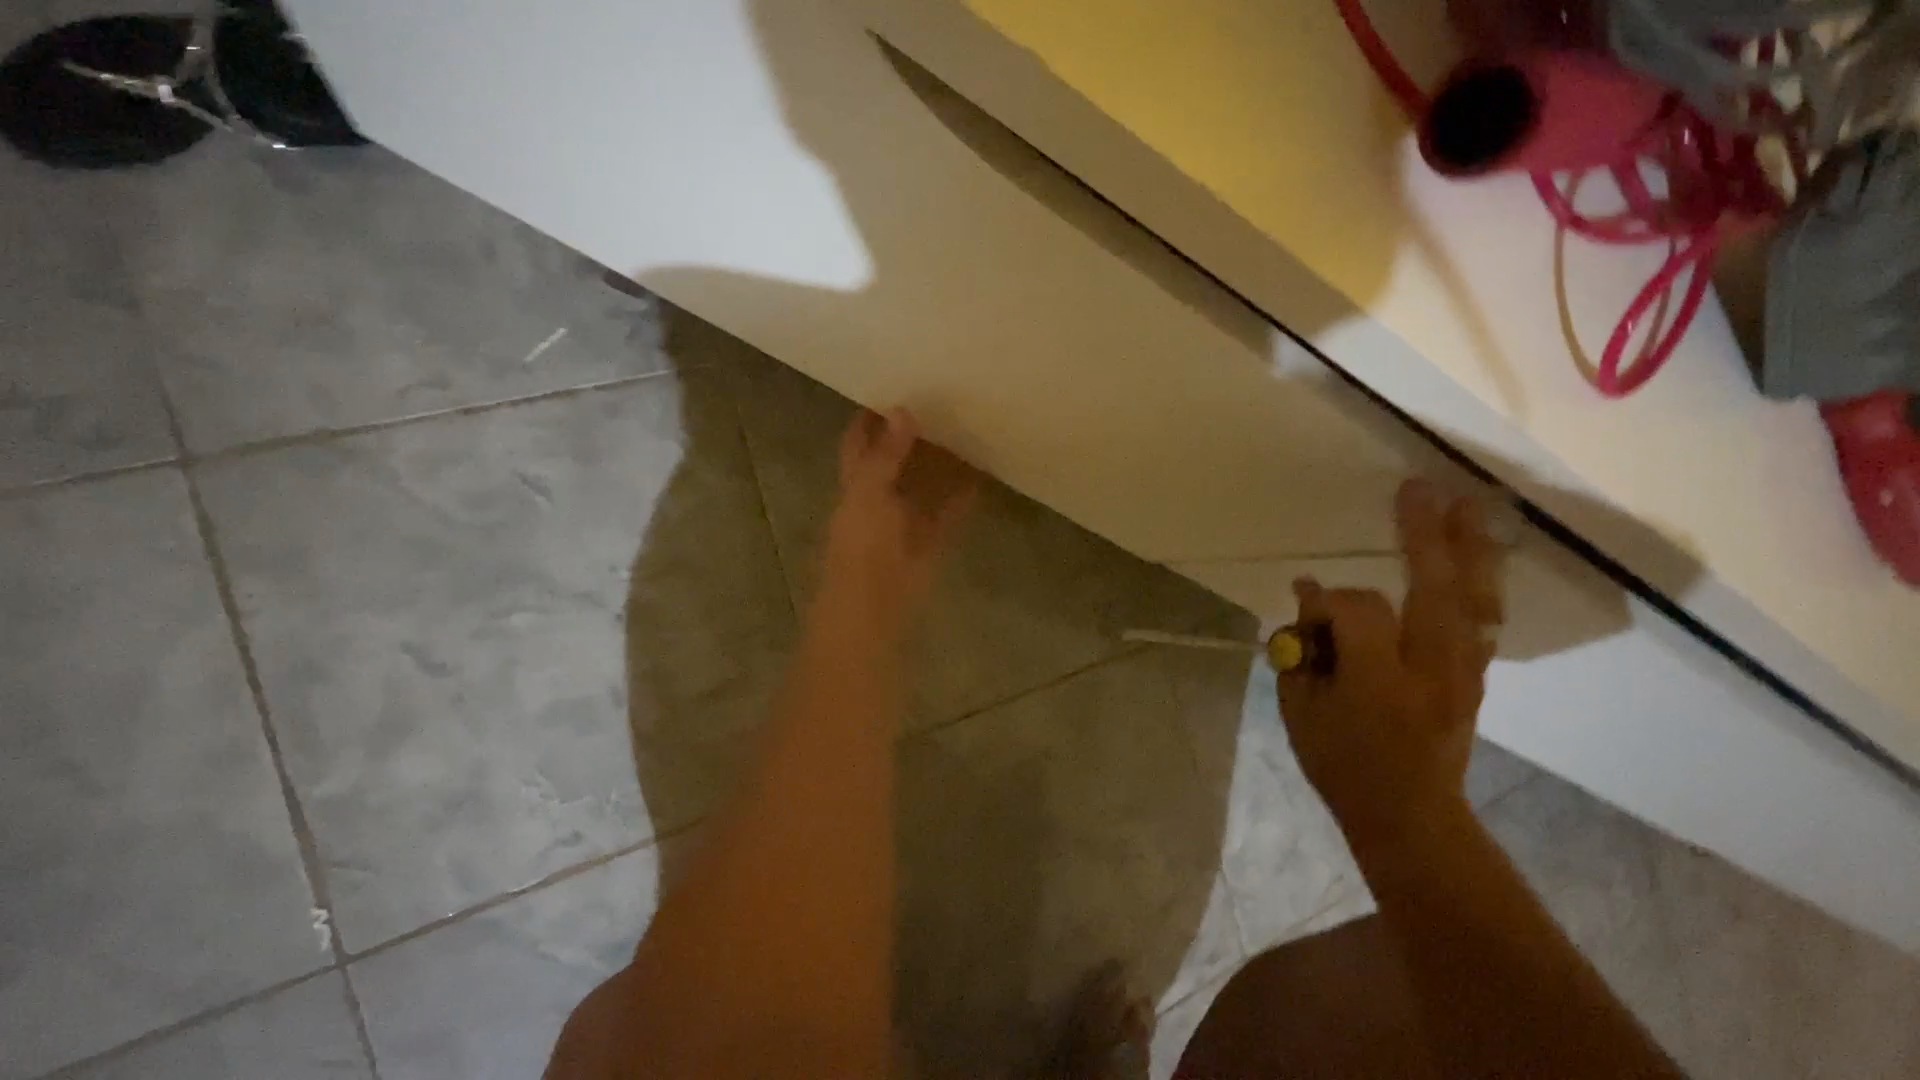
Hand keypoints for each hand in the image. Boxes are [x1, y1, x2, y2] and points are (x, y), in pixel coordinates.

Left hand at [815, 408, 977, 636]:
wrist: (872, 604)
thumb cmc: (862, 544)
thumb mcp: (869, 491)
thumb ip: (887, 453)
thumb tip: (903, 411)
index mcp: (855, 483)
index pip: (859, 442)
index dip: (870, 417)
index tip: (894, 386)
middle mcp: (878, 498)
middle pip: (896, 460)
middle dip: (913, 436)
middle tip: (943, 401)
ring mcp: (905, 521)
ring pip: (925, 486)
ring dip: (942, 464)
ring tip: (968, 429)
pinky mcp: (929, 542)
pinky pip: (949, 514)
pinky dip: (964, 497)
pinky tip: (984, 474)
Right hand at [1277, 479, 1504, 844]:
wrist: (1409, 813)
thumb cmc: (1342, 764)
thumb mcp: (1300, 710)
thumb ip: (1301, 651)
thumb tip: (1309, 597)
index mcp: (1378, 681)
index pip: (1359, 610)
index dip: (1329, 599)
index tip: (1308, 602)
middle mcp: (1430, 668)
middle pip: (1436, 588)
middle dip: (1426, 534)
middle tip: (1418, 488)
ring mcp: (1461, 671)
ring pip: (1474, 597)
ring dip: (1470, 547)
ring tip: (1467, 503)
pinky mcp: (1474, 676)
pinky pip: (1483, 617)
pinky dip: (1482, 580)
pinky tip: (1478, 551)